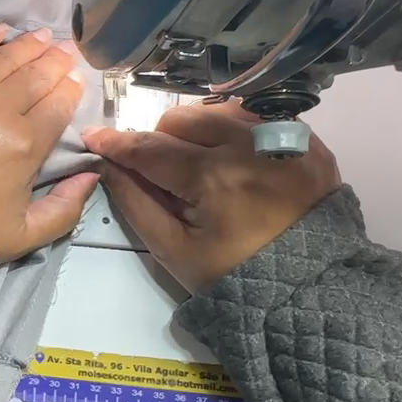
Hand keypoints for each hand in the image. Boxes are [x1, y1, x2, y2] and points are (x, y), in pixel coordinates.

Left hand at [0, 25, 99, 262]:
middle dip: (54, 61)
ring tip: (40, 37)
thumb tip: (91, 176)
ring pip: (3, 58)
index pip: (58, 105)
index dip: (69, 89)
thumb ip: (64, 210)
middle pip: (35, 75)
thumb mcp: (22, 236)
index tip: (74, 79)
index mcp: (24, 145)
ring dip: (27, 45)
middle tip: (63, 50)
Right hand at [84, 102, 340, 292]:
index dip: (116, 143)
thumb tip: (108, 165)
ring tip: (197, 162)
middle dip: (160, 139)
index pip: (151, 149)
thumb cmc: (232, 275)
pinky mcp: (308, 142)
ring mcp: (285, 140)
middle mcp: (251, 147)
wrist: (309, 291)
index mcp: (215, 178)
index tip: (92, 137)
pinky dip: (235, 130)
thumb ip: (135, 202)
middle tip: (160, 172)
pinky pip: (258, 117)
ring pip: (220, 110)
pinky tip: (232, 157)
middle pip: (183, 120)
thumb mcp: (171, 248)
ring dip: (197, 130)